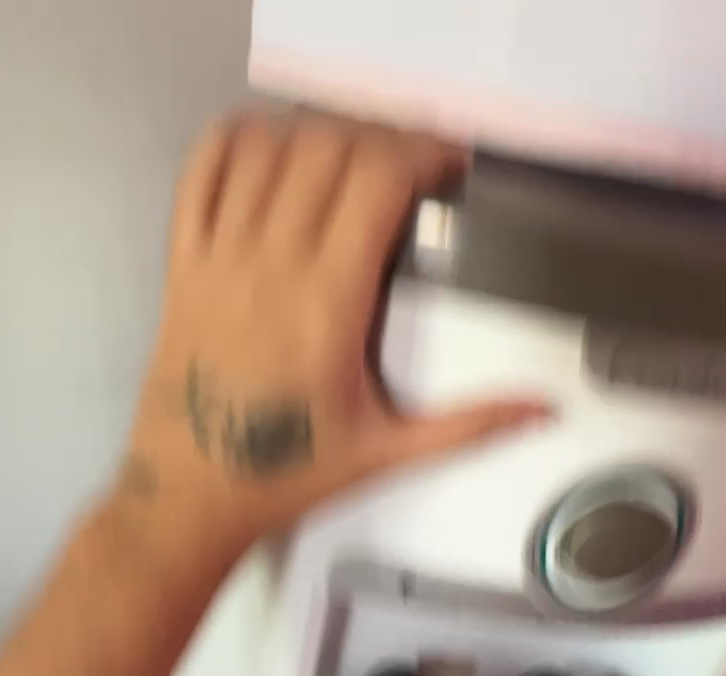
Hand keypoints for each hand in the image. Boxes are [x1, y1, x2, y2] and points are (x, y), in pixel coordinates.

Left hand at [113, 111, 549, 558]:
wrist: (191, 493)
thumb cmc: (287, 473)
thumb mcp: (387, 453)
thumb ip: (470, 425)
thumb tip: (542, 410)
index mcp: (328, 302)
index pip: (378, 180)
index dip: (423, 152)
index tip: (450, 167)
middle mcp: (271, 264)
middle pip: (329, 148)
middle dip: (382, 138)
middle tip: (411, 164)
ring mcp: (219, 258)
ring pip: (269, 148)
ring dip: (317, 132)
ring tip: (351, 156)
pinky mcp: (183, 265)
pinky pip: (200, 173)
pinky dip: (235, 140)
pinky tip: (268, 144)